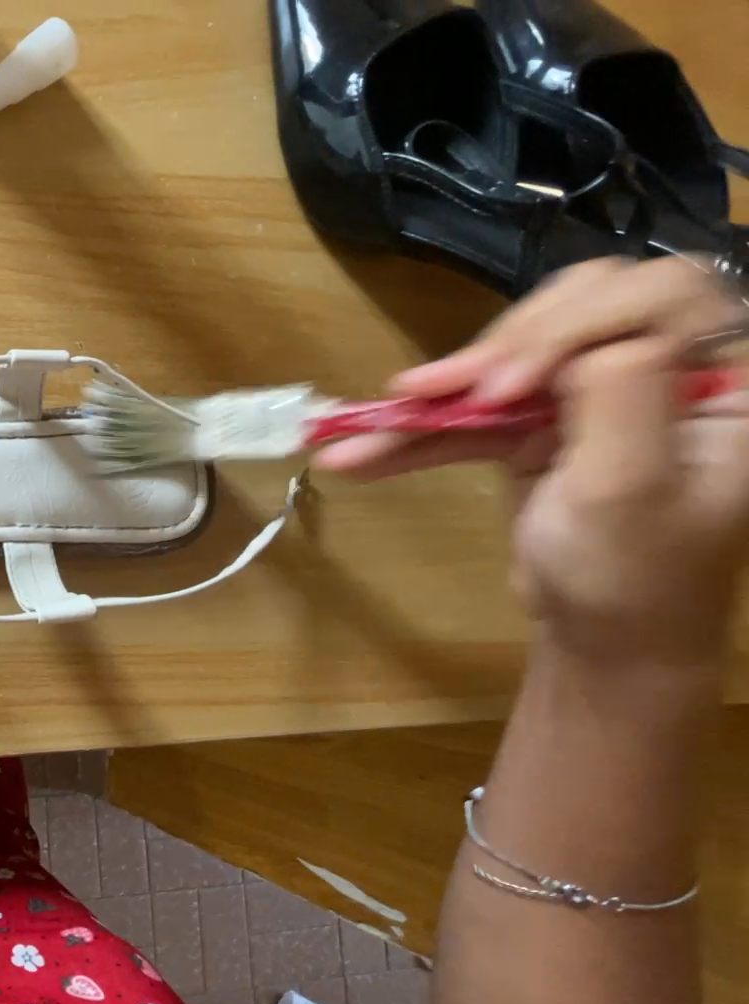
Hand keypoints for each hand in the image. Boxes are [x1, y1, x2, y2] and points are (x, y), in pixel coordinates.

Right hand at [315, 257, 748, 663]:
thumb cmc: (629, 575)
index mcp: (721, 379)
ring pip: (508, 362)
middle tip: (427, 391)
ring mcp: (593, 401)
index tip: (498, 391)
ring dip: (433, 395)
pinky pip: (468, 417)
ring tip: (361, 424)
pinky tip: (356, 457)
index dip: (567, 329)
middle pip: (574, 310)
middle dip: (494, 349)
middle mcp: (664, 374)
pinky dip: (413, 438)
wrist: (601, 639)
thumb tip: (579, 343)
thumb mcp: (628, 489)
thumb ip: (620, 399)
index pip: (653, 301)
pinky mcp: (535, 430)